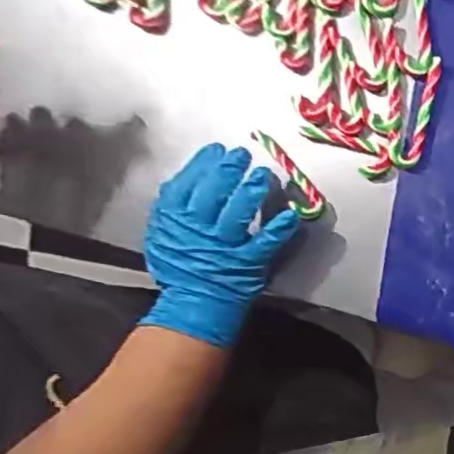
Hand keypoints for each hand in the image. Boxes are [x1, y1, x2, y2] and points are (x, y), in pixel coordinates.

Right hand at [139, 143, 300, 347]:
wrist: (196, 303)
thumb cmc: (180, 267)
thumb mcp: (162, 233)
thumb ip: (172, 208)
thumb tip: (187, 179)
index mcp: (173, 218)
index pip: (188, 183)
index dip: (204, 163)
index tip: (218, 150)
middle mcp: (198, 228)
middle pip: (214, 191)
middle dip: (230, 169)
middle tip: (243, 155)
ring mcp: (225, 245)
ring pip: (239, 212)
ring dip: (253, 190)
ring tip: (263, 174)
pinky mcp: (249, 261)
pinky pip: (266, 241)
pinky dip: (279, 227)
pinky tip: (290, 213)